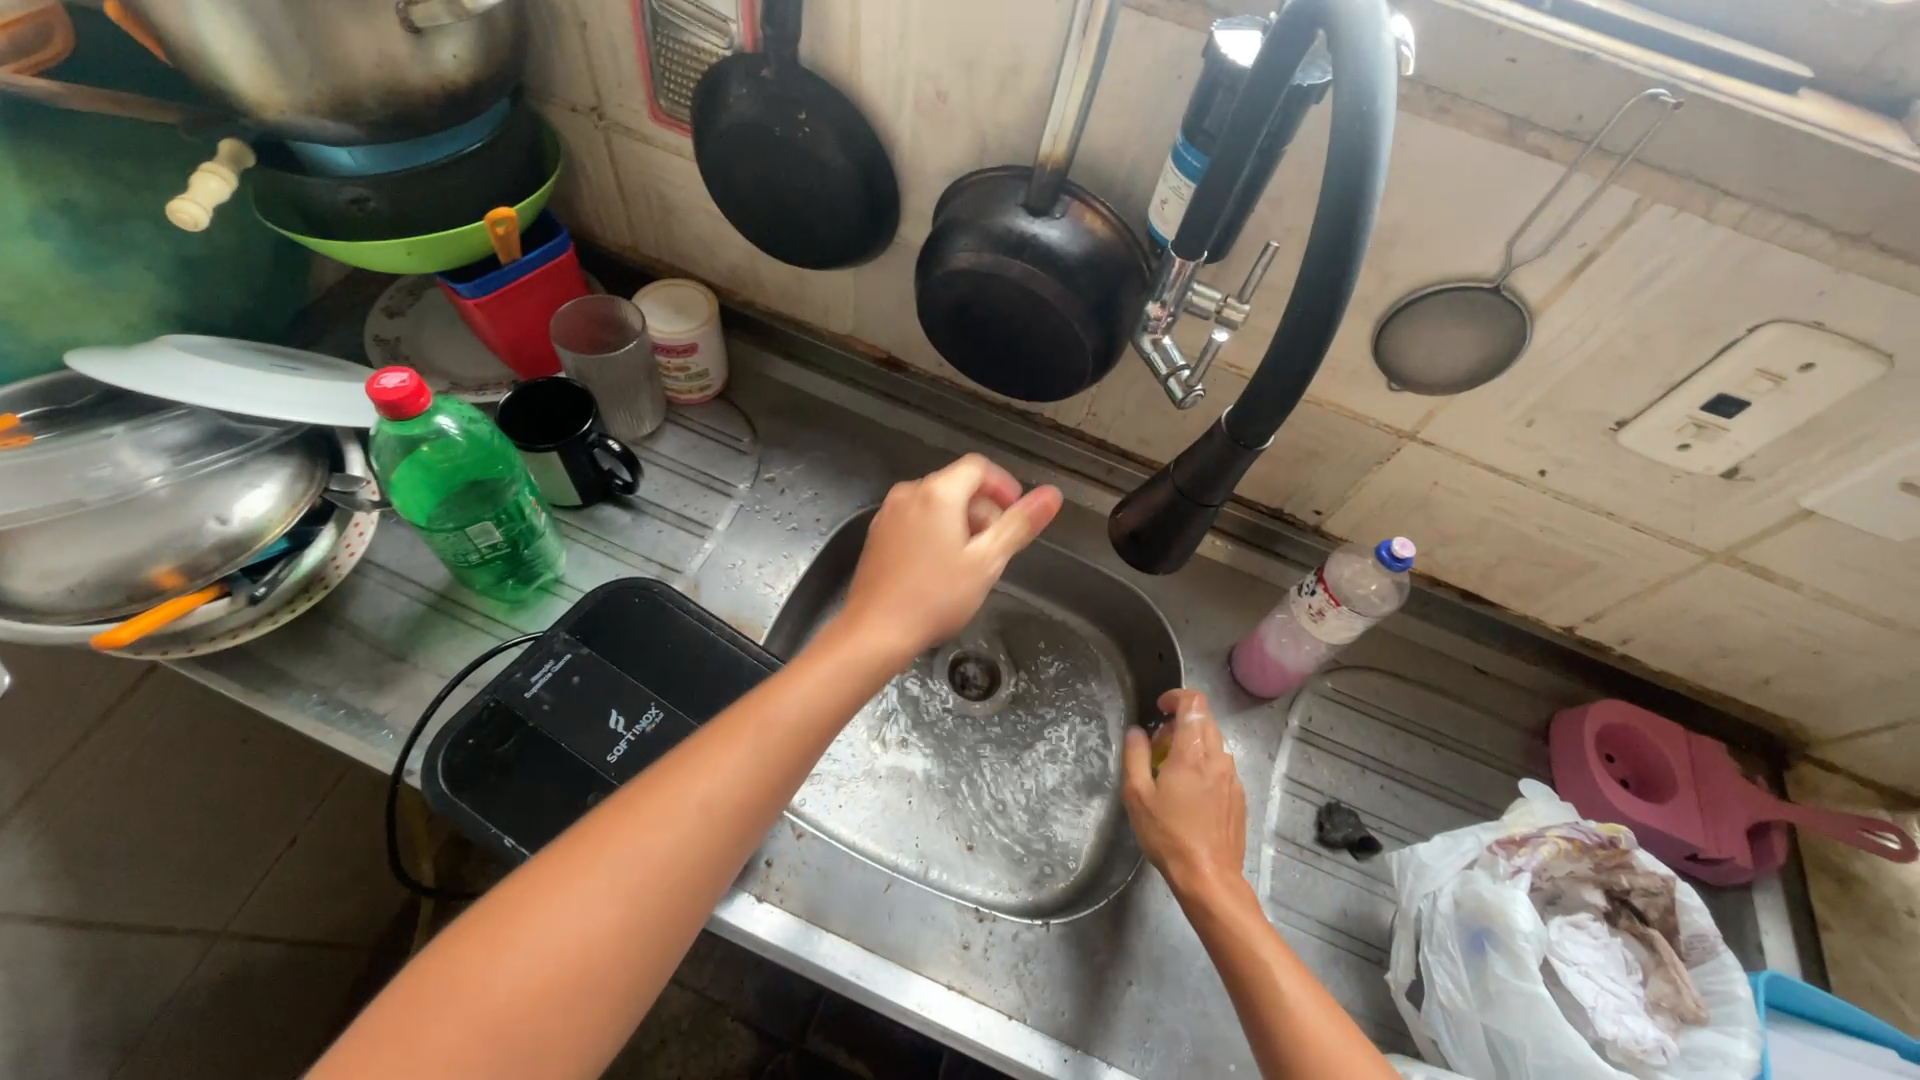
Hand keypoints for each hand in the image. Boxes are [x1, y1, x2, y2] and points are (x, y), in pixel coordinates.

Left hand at [839, 454, 1062, 664]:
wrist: (875, 631)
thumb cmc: (935, 597)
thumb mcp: (987, 562)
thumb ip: (1019, 524)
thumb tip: (1052, 495)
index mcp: (937, 493)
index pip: (979, 467)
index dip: (1004, 486)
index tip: (1016, 514)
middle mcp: (909, 493)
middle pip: (956, 485)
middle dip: (983, 509)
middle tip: (995, 547)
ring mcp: (888, 514)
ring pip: (935, 503)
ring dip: (960, 522)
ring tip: (970, 562)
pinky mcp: (877, 535)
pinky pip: (916, 519)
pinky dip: (936, 532)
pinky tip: (941, 568)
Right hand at [1123, 689, 1248, 901]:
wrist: (1208, 876)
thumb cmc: (1168, 835)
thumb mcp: (1137, 795)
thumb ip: (1135, 756)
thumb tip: (1138, 731)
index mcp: (1192, 753)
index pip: (1194, 703)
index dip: (1176, 696)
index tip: (1159, 708)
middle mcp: (1218, 758)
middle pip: (1204, 720)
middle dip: (1178, 724)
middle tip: (1156, 748)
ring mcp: (1232, 777)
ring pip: (1213, 743)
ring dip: (1191, 745)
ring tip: (1169, 773)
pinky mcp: (1239, 795)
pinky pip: (1220, 766)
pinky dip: (1203, 765)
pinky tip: (1188, 794)